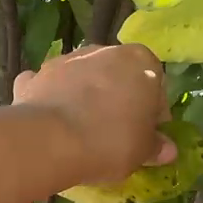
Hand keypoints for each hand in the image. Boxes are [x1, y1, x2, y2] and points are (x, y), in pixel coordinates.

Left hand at [13, 45, 174, 183]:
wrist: (50, 141)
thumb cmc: (110, 142)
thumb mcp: (142, 152)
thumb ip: (156, 146)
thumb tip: (167, 150)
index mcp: (141, 61)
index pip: (155, 87)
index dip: (152, 114)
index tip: (145, 136)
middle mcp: (104, 51)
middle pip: (117, 78)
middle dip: (117, 101)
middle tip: (114, 134)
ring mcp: (65, 60)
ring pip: (82, 79)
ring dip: (84, 97)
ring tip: (80, 131)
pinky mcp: (35, 76)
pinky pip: (48, 86)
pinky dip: (49, 98)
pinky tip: (49, 120)